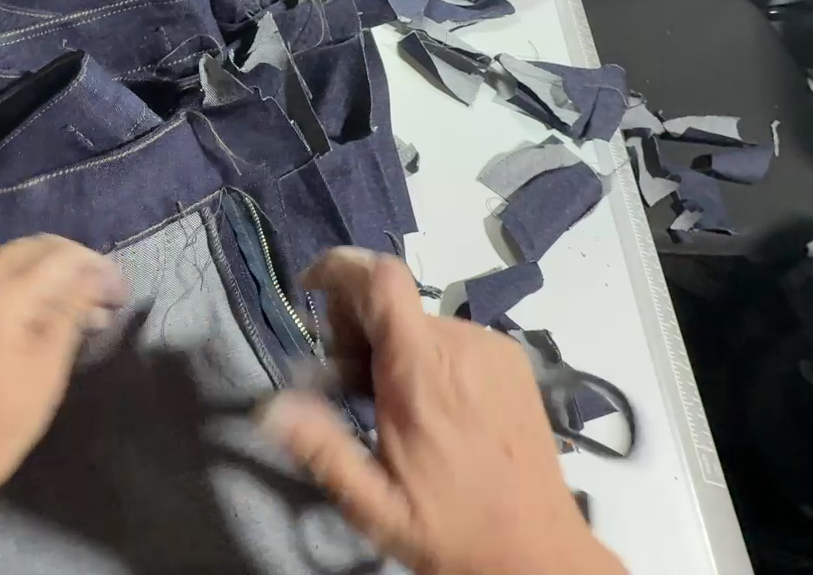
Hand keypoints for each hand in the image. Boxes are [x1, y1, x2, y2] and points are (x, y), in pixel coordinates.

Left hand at [0, 233, 127, 506]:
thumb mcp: (45, 371)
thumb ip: (71, 312)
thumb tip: (98, 276)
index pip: (59, 256)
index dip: (96, 267)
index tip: (122, 291)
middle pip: (36, 247)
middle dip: (75, 264)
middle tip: (107, 295)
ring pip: (16, 256)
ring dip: (52, 271)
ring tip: (86, 306)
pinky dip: (27, 280)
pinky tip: (49, 309)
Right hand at [256, 249, 624, 574]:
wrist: (543, 558)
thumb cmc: (453, 531)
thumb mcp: (376, 505)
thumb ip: (322, 448)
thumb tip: (269, 408)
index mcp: (422, 371)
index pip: (381, 278)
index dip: (339, 266)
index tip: (310, 289)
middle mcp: (460, 344)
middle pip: (387, 298)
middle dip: (351, 323)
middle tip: (346, 377)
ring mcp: (491, 347)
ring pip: (414, 316)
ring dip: (385, 339)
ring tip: (386, 397)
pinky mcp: (510, 357)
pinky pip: (446, 331)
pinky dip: (420, 348)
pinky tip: (425, 398)